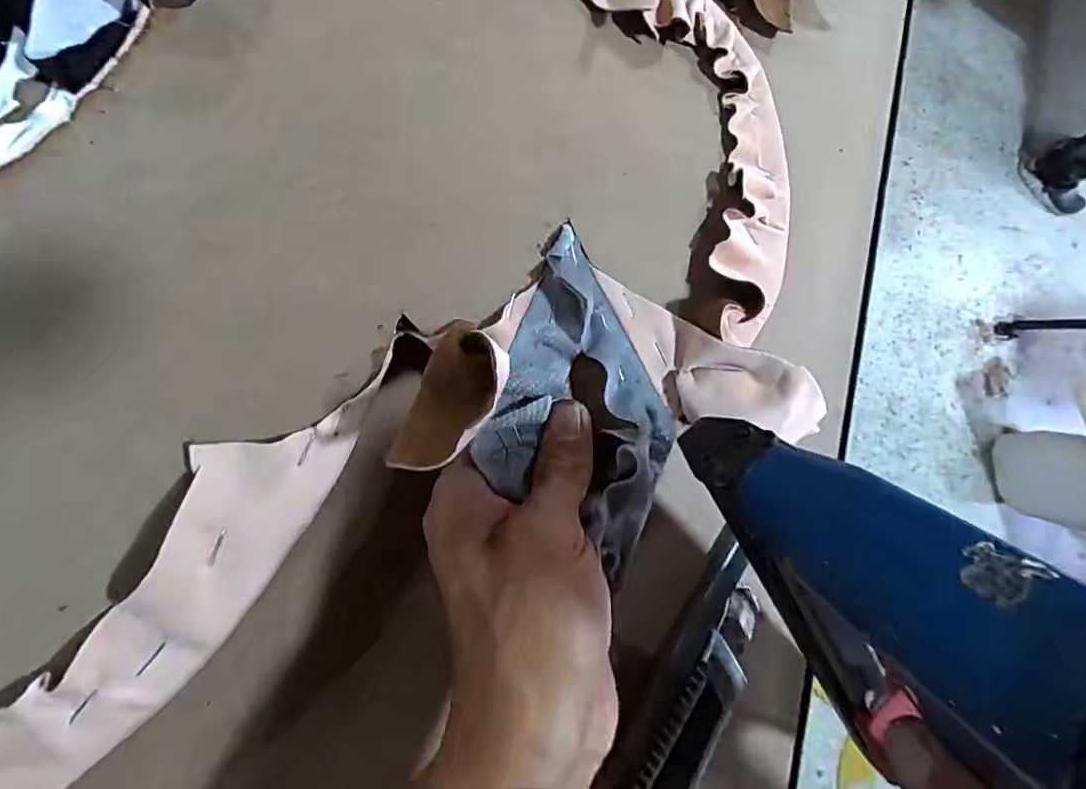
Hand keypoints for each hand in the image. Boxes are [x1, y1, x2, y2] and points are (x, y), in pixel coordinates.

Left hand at [416, 401, 616, 787]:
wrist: (545, 724)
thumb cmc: (533, 621)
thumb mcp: (547, 531)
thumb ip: (559, 467)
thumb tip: (570, 410)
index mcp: (462, 503)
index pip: (483, 429)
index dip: (519, 395)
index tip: (556, 361)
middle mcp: (482, 516)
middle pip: (519, 453)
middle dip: (558, 423)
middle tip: (597, 378)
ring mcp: (518, 542)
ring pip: (548, 482)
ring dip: (580, 456)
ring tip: (617, 408)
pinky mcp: (550, 565)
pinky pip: (568, 513)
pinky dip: (591, 491)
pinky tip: (624, 462)